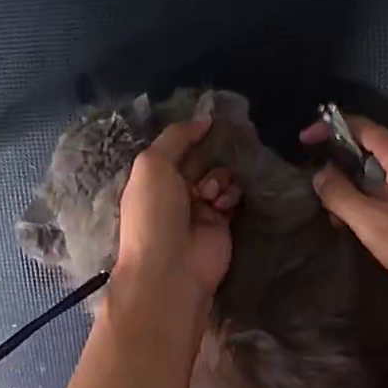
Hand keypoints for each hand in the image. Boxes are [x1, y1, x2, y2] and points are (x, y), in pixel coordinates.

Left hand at [116, 118, 239, 301]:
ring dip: (219, 179)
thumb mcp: (153, 165)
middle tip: (208, 167)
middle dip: (209, 157)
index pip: (179, 147)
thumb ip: (177, 137)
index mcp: (154, 177)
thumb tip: (205, 120)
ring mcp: (201, 207)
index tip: (212, 124)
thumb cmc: (154, 213)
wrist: (171, 268)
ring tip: (209, 196)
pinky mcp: (223, 222)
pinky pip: (233, 196)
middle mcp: (176, 190)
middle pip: (203, 160)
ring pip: (221, 176)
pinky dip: (230, 196)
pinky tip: (221, 207)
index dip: (194, 136)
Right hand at [301, 116, 387, 304]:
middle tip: (319, 187)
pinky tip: (369, 217)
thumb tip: (320, 173)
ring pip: (384, 163)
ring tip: (340, 212)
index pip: (359, 125)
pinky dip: (377, 188)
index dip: (327, 129)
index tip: (303, 143)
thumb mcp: (375, 227)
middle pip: (371, 143)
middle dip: (341, 160)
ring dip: (359, 180)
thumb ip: (342, 196)